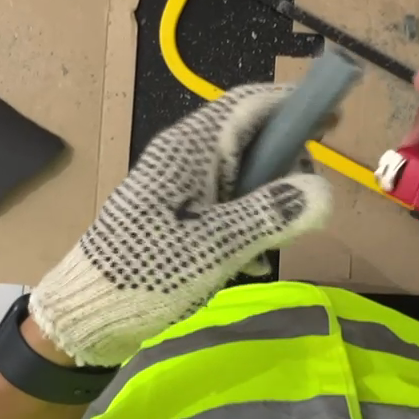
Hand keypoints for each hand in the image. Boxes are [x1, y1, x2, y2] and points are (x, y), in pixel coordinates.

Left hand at [30, 84, 332, 366]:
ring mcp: (180, 183)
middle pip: (252, 139)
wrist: (85, 314)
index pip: (250, 105)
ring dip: (267, 204)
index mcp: (190, 150)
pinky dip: (246, 224)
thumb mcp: (213, 248)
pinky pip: (226, 203)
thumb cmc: (143, 274)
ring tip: (270, 247)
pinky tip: (249, 262)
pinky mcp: (177, 210)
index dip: (294, 105)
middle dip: (286, 168)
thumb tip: (324, 191)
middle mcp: (185, 156)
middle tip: (302, 209)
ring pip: (243, 175)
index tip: (333, 121)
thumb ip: (269, 216)